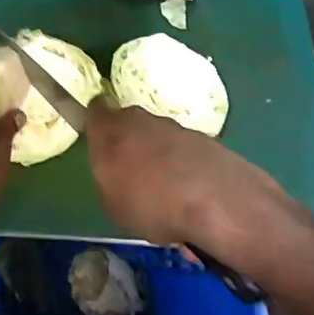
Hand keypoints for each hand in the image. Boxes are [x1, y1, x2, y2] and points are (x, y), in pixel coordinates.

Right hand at [84, 101, 300, 252]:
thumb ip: (108, 180)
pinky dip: (185, 170)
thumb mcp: (111, 204)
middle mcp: (141, 119)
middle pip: (129, 124)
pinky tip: (191, 199)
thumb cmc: (151, 203)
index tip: (97, 138)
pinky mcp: (206, 140)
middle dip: (129, 144)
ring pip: (159, 139)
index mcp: (110, 130)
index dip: (95, 122)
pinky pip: (185, 154)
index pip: (95, 110)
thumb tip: (118, 175)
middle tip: (131, 175)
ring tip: (166, 195)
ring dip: (160, 159)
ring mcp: (176, 127)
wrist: (218, 202)